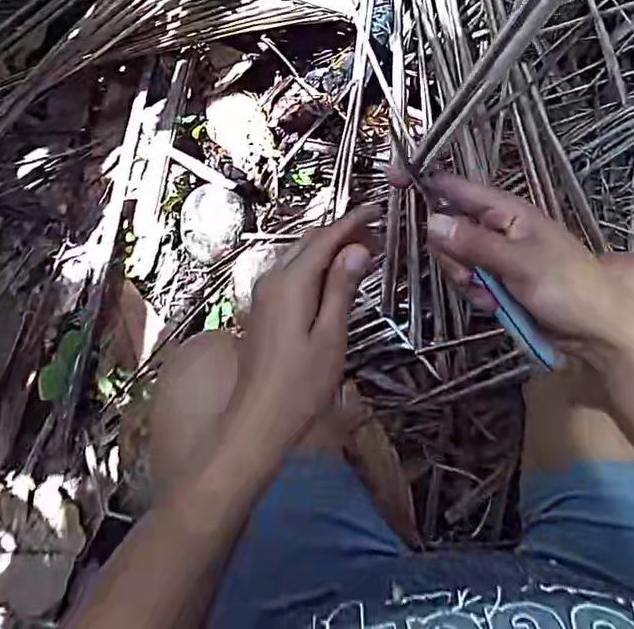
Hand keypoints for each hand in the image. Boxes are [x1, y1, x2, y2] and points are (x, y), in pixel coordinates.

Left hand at [226, 203, 379, 449]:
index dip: (351, 222)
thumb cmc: (300, 386)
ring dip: (327, 248)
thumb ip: (342, 288)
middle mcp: (272, 279)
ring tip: (359, 253)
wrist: (258, 422)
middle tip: (374, 235)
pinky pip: (291, 271)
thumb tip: (357, 249)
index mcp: (291, 283)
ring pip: (298, 255)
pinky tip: (331, 278)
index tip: (375, 212)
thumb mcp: (331, 336)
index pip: (325, 239)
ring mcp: (264, 293)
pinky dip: (314, 265)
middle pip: (309, 242)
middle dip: (341, 233)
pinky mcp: (263, 307)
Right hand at [390, 169, 633, 351]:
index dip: (425, 182)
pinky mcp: (498, 281)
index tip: (393, 179)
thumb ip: (473, 242)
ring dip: (465, 278)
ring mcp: (496, 256)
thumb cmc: (569, 287)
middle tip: (471, 275)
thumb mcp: (519, 262)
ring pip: (455, 258)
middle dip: (451, 254)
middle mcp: (497, 228)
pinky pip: (468, 281)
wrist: (600, 334)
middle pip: (447, 228)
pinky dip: (475, 294)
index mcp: (506, 210)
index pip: (456, 187)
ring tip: (491, 295)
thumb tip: (431, 222)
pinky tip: (496, 305)